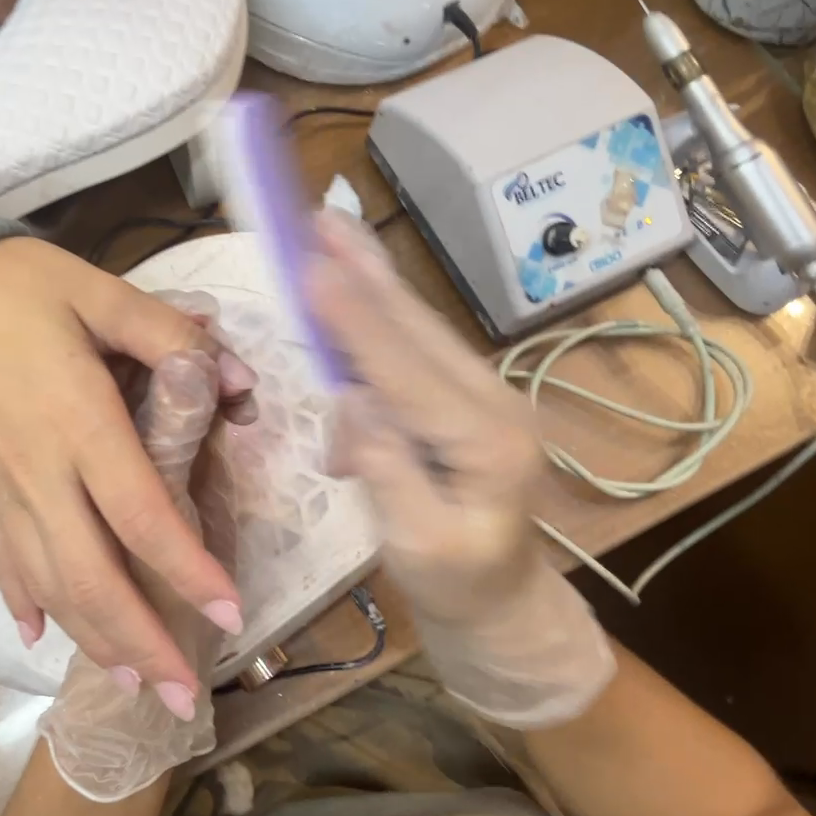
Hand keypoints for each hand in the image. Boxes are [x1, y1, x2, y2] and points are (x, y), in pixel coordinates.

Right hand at [0, 238, 255, 715]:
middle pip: (90, 577)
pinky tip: (40, 635)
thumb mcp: (96, 291)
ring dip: (91, 638)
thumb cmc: (9, 286)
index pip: (141, 515)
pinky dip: (23, 602)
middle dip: (140, 642)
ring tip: (130, 682)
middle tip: (181, 697)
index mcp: (77, 423)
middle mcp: (37, 475)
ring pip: (46, 584)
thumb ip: (169, 336)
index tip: (229, 613)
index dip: (187, 570)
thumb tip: (237, 382)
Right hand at [304, 210, 543, 627]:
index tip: (313, 270)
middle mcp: (493, 402)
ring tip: (334, 229)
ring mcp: (483, 394)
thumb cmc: (456, 583)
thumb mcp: (418, 545)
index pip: (408, 374)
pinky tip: (355, 278)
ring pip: (418, 327)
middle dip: (365, 272)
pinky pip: (416, 347)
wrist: (503, 596)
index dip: (357, 321)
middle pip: (417, 330)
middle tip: (320, 218)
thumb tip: (351, 402)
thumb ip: (389, 471)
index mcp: (486, 444)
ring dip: (372, 277)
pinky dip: (378, 309)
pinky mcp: (464, 396)